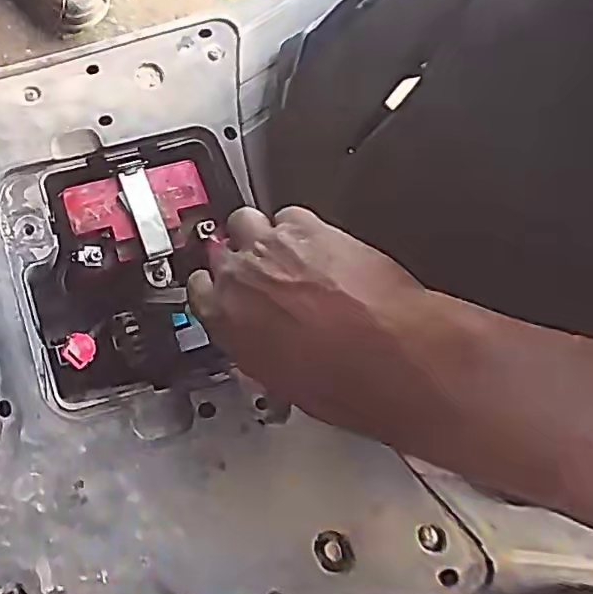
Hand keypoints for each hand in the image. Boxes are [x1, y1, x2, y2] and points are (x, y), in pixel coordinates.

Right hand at [188, 206, 479, 443]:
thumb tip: (262, 344)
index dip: (215, 288)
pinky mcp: (309, 227)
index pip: (199, 288)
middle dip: (237, 257)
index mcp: (223, 316)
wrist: (393, 355)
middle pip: (219, 248)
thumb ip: (254, 346)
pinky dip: (302, 228)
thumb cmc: (343, 378)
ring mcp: (271, 247)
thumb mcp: (279, 378)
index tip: (227, 289)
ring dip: (263, 235)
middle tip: (261, 271)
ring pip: (247, 221)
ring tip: (288, 254)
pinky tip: (319, 248)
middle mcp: (239, 276)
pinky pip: (291, 215)